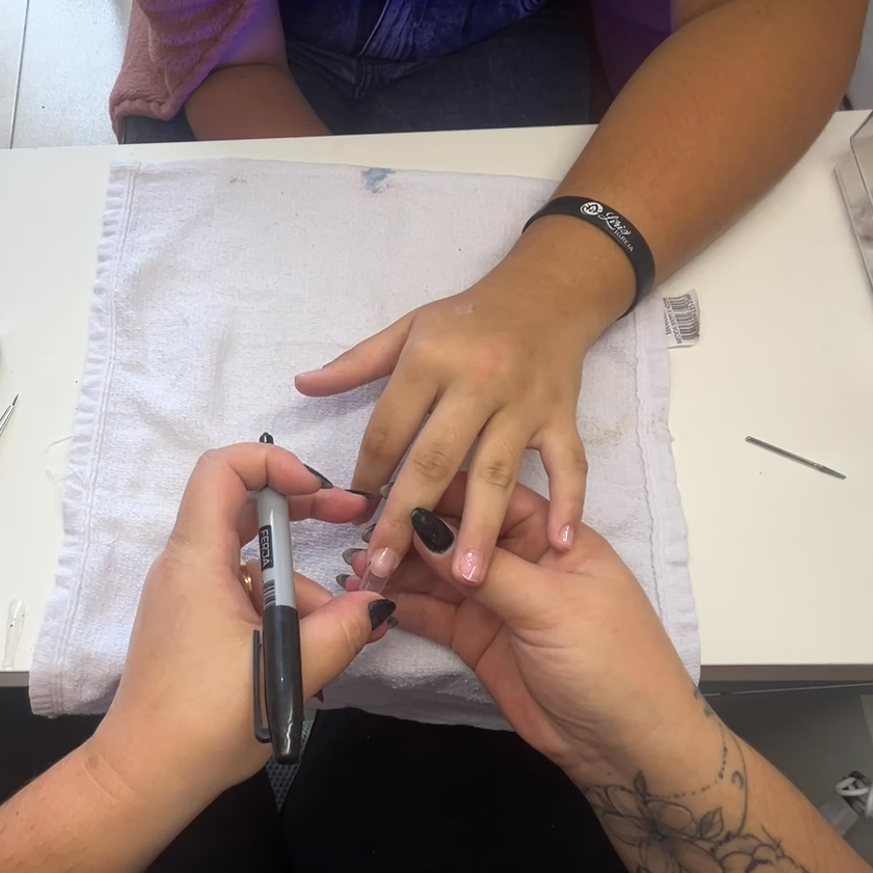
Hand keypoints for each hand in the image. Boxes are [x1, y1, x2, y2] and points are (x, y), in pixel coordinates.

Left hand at [86, 442, 395, 809]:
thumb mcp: (288, 670)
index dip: (271, 461)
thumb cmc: (206, 720)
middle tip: (353, 519)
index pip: (221, 469)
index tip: (317, 488)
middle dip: (303, 511)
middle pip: (244, 507)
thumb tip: (378, 602)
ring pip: (252, 562)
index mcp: (196, 558)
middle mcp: (185, 564)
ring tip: (341, 634)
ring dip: (299, 586)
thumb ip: (343, 629)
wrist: (145, 777)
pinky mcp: (194, 622)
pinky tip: (310, 650)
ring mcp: (187, 594)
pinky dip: (278, 609)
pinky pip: (242, 593)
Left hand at [295, 233, 625, 592]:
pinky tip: (559, 543)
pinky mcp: (563, 415)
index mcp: (429, 361)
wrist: (545, 293)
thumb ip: (355, 364)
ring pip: (497, 472)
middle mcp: (476, 382)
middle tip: (385, 567)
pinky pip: (569, 463)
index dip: (367, 472)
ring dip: (479, 527)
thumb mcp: (406, 330)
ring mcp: (524, 402)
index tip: (352, 512)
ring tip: (465, 580)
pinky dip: (569, 502)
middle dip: (407, 518)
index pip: (389, 428)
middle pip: (435, 460)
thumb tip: (302, 384)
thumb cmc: (465, 319)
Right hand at [364, 473, 704, 780]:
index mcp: (550, 535)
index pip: (488, 498)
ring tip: (359, 567)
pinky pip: (431, 611)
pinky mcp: (474, 635)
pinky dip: (402, 603)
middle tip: (363, 535)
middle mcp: (517, 559)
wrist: (624, 748)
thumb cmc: (609, 661)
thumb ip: (486, 569)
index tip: (392, 492)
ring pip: (435, 573)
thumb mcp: (551, 606)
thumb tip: (422, 529)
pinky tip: (373, 594)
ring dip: (399, 570)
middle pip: (455, 535)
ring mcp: (493, 598)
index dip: (441, 493)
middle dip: (410, 533)